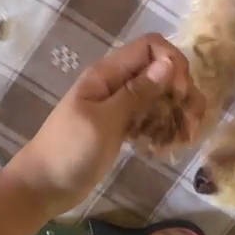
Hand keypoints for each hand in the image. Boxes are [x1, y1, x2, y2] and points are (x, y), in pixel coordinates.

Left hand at [2, 34, 200, 217]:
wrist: (43, 187)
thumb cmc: (68, 152)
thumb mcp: (104, 121)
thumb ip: (137, 93)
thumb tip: (168, 63)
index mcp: (107, 74)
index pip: (151, 48)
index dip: (172, 64)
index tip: (180, 93)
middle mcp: (117, 84)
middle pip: (162, 73)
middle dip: (182, 95)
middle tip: (191, 126)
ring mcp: (120, 107)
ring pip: (160, 98)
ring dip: (177, 117)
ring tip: (183, 143)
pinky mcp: (122, 129)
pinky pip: (151, 121)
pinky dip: (163, 132)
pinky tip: (164, 151)